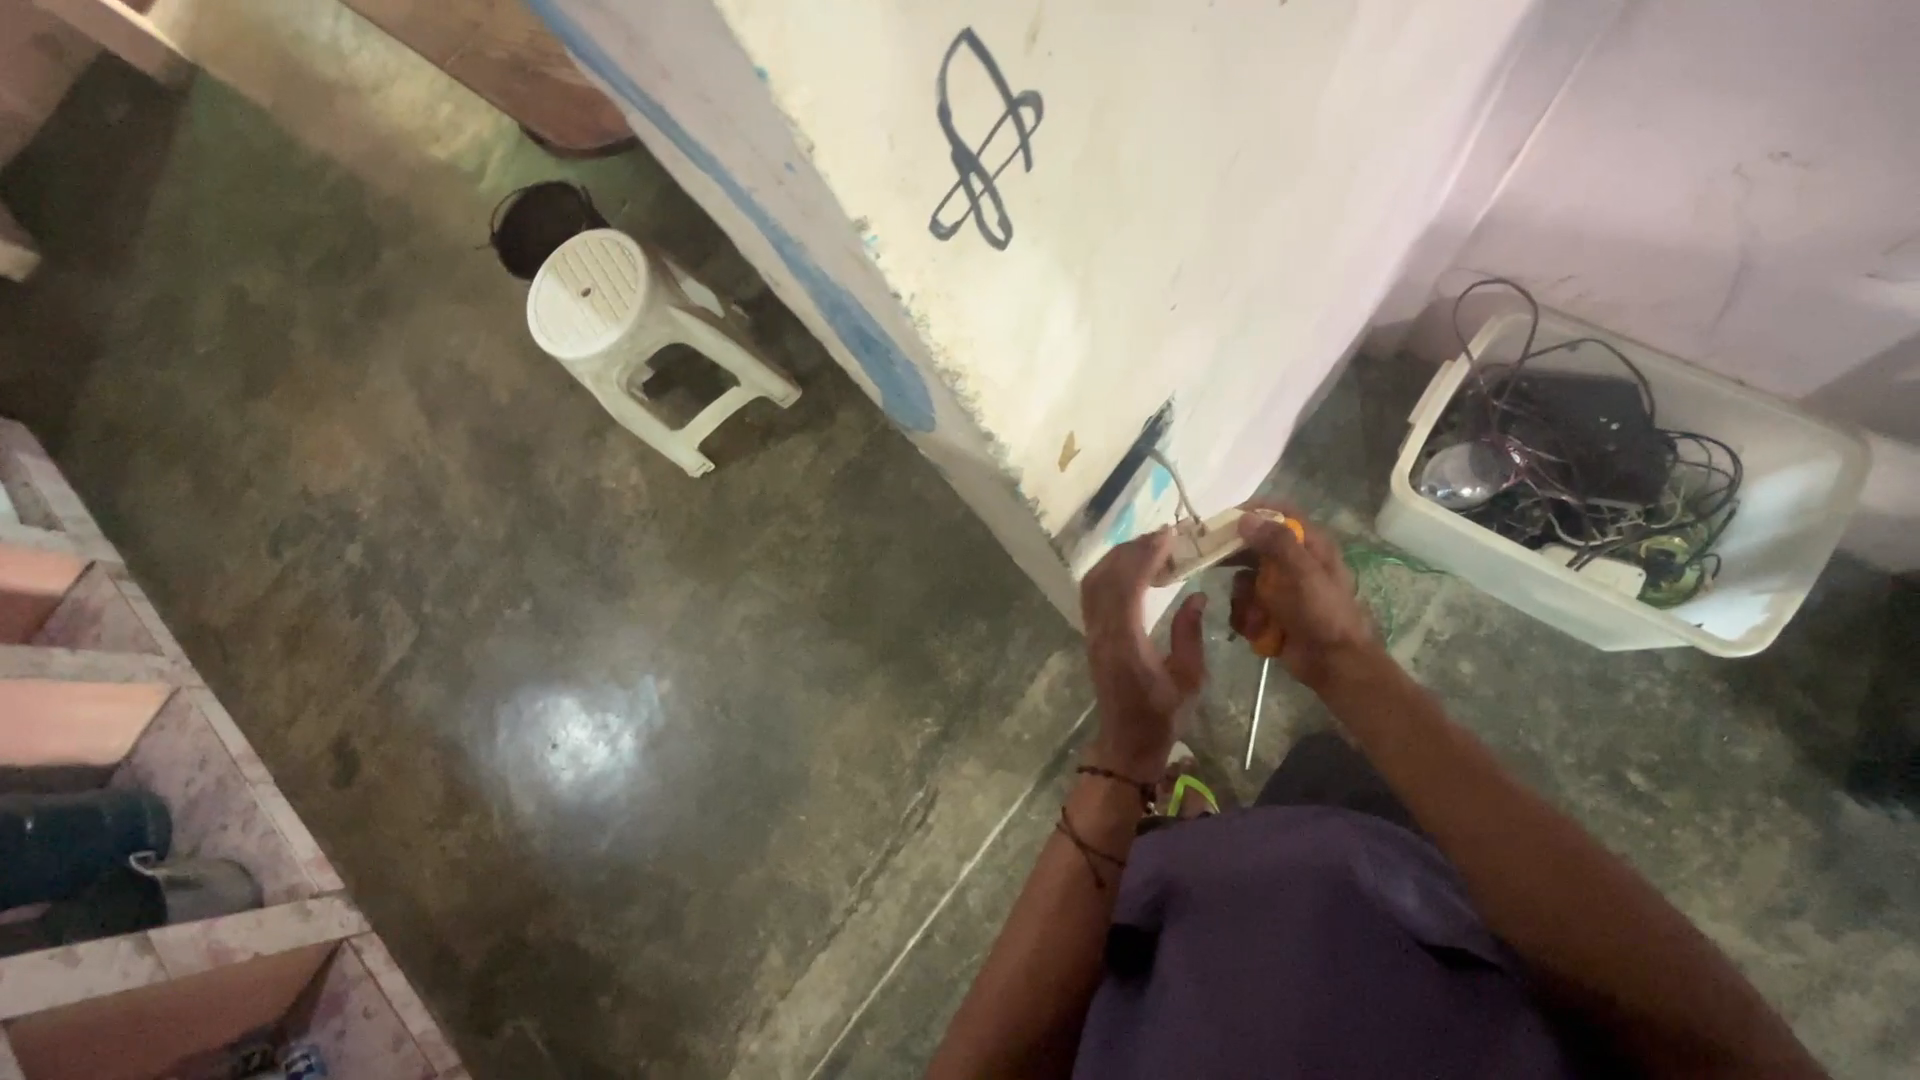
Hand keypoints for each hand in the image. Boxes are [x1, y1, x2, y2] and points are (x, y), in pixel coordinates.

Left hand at [1079, 529, 1207, 777]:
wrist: (1127, 741)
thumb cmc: (1163, 715)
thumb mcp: (1189, 678)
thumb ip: (1190, 634)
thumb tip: (1197, 596)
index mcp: (1126, 644)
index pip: (1127, 587)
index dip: (1145, 557)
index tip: (1168, 536)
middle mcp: (1101, 633)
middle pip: (1106, 578)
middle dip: (1133, 550)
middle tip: (1164, 535)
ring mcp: (1091, 633)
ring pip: (1093, 582)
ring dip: (1118, 557)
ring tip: (1149, 546)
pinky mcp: (1090, 635)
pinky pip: (1092, 593)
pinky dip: (1109, 571)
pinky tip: (1131, 566)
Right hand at [1228, 503, 1375, 689]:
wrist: (1333, 663)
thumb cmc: (1322, 612)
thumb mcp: (1302, 573)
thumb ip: (1276, 542)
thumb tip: (1244, 518)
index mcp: (1309, 545)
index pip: (1278, 514)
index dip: (1252, 511)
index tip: (1224, 519)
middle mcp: (1292, 562)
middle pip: (1253, 547)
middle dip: (1234, 560)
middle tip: (1213, 561)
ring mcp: (1280, 589)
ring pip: (1243, 580)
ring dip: (1244, 599)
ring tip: (1258, 616)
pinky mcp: (1269, 612)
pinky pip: (1244, 606)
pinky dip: (1247, 618)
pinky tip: (1258, 629)